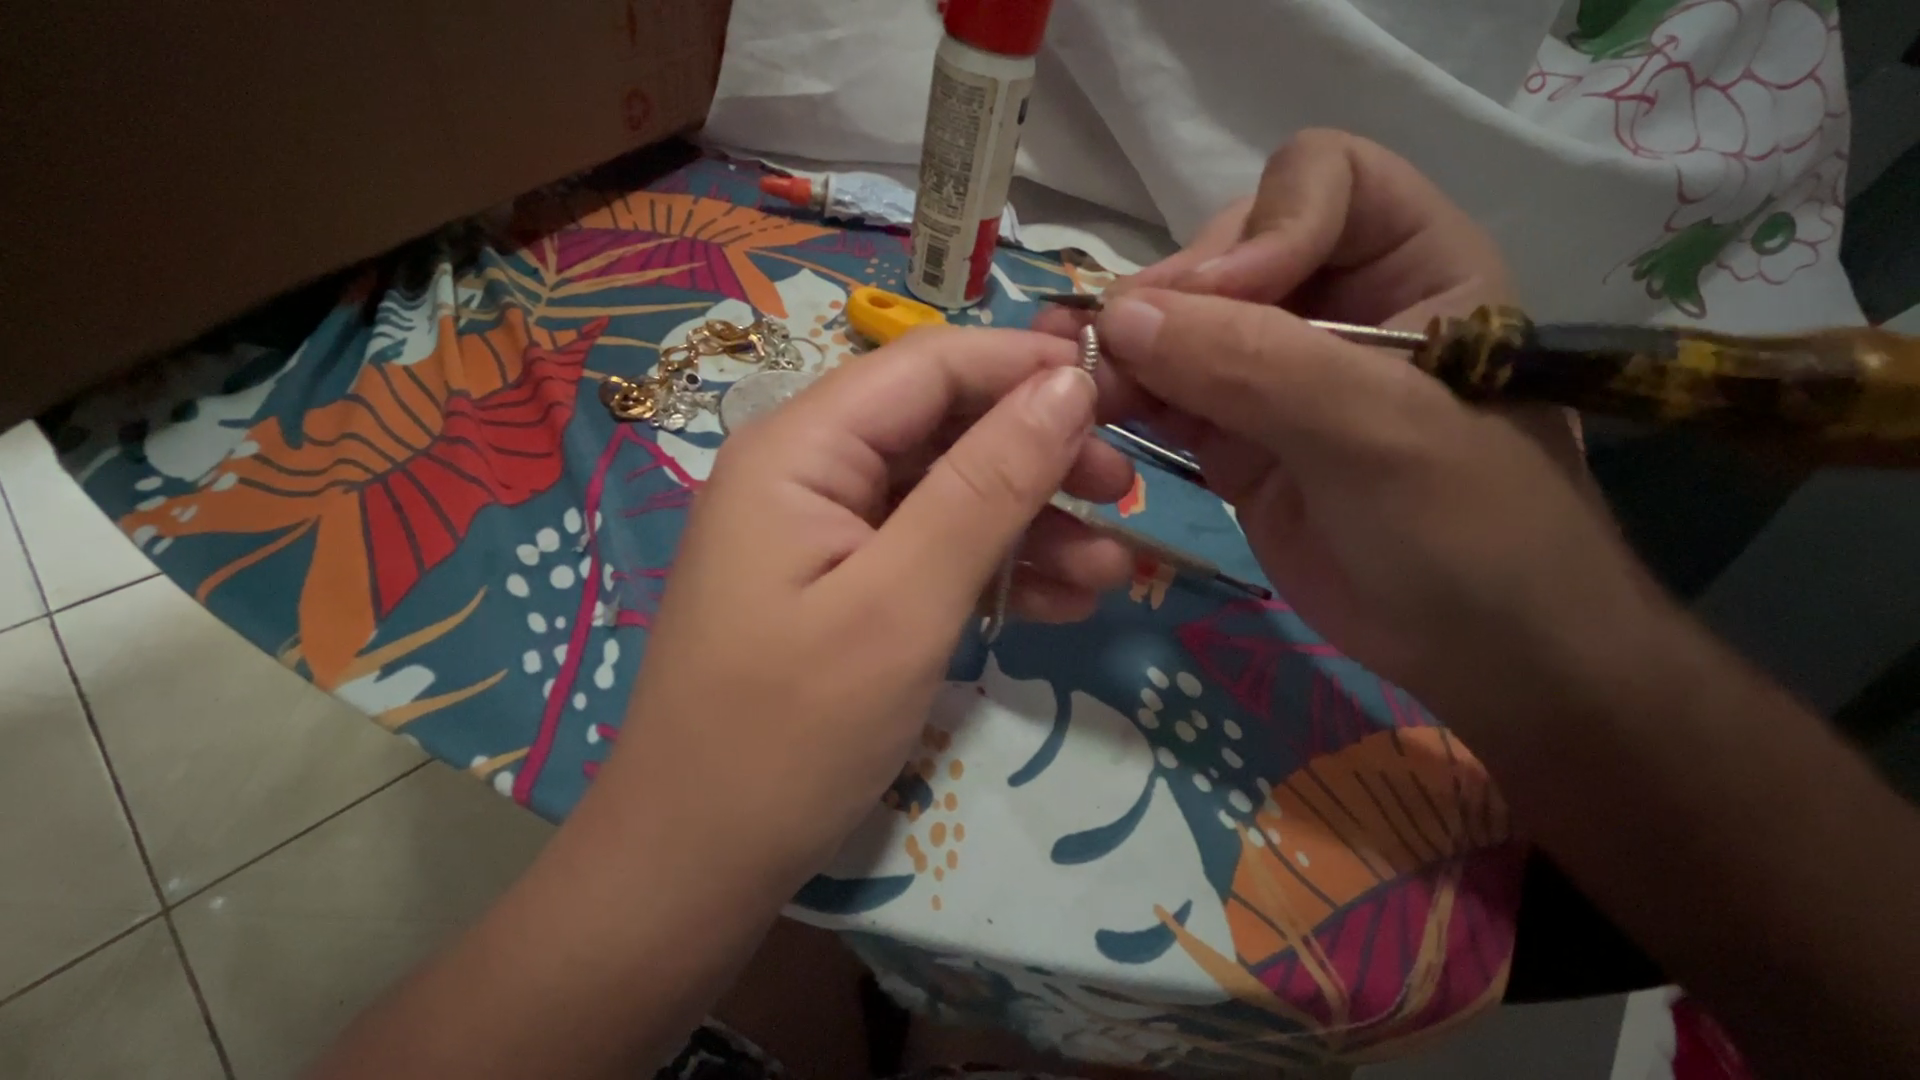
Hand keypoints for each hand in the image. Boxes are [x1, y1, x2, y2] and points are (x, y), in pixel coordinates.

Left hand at [600, 328, 1133, 883]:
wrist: (696, 863)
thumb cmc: (790, 733)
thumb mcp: (903, 604)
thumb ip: (987, 486)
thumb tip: (1068, 387)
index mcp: (800, 448)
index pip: (928, 365)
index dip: (1026, 367)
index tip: (1121, 398)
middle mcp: (806, 472)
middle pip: (941, 427)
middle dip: (1037, 454)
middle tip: (1122, 495)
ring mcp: (823, 535)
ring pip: (945, 495)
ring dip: (1030, 524)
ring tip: (1113, 569)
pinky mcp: (842, 590)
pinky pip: (929, 554)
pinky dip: (994, 571)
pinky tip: (1063, 602)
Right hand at [1077, 133, 1671, 723]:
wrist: (1475, 649)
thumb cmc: (1467, 529)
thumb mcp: (1375, 433)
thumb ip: (1253, 364)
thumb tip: (1119, 317)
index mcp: (1411, 262)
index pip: (1321, 180)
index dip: (1262, 230)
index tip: (1224, 303)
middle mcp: (1338, 299)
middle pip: (1228, 251)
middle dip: (1171, 299)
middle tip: (1110, 355)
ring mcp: (1277, 370)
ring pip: (1182, 326)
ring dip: (1127, 350)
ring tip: (1075, 384)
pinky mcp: (1235, 433)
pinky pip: (1165, 394)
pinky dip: (1126, 400)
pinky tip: (1091, 416)